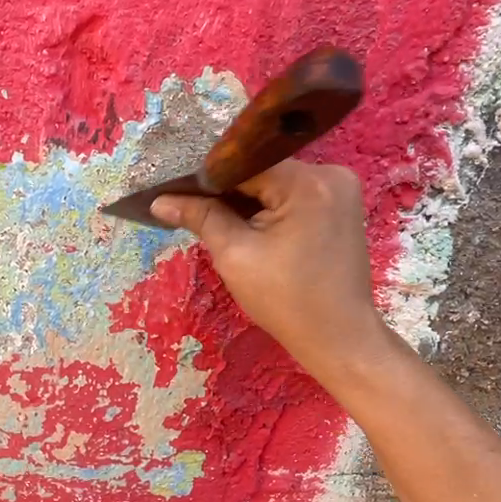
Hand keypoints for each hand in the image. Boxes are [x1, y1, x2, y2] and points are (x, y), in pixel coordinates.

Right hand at [151, 160, 392, 376]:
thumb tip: (160, 200)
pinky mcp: (340, 205)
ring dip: (248, 199)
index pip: (244, 164)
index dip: (206, 177)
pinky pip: (293, 194)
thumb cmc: (286, 300)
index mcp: (307, 182)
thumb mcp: (234, 255)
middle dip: (227, 189)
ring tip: (213, 215)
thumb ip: (201, 217)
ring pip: (276, 182)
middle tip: (189, 205)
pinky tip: (247, 225)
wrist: (338, 337)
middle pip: (262, 170)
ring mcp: (340, 188)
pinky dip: (269, 207)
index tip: (174, 189)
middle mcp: (330, 173)